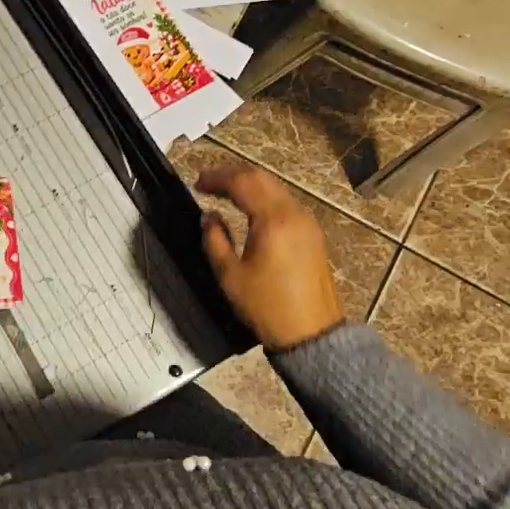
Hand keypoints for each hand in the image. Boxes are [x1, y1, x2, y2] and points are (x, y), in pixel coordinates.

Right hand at [197, 165, 344, 350]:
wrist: (313, 334)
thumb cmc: (267, 306)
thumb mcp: (230, 275)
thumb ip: (214, 239)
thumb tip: (209, 216)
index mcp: (272, 221)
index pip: (242, 183)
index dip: (216, 178)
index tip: (196, 183)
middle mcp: (293, 214)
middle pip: (261, 178)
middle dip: (232, 174)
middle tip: (207, 182)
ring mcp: (307, 222)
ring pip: (275, 187)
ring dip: (249, 183)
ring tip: (224, 191)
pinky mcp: (312, 234)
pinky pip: (284, 202)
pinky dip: (263, 196)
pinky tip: (249, 207)